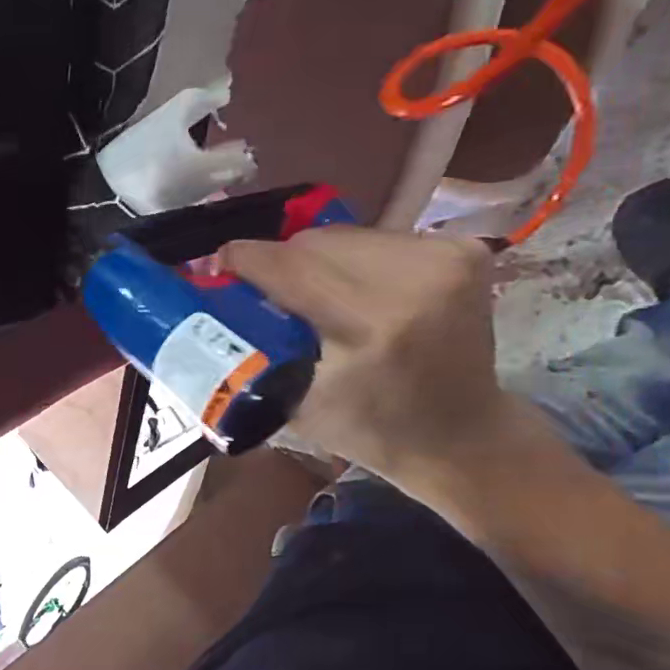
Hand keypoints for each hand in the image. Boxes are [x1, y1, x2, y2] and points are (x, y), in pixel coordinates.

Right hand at [219, 228, 522, 479]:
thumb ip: (249, 354)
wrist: (464, 435)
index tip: (218, 263)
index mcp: (374, 326)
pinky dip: (357, 258)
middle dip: (282, 261)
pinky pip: (379, 238)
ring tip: (316, 291)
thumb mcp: (296, 405)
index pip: (291, 267)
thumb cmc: (373, 432)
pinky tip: (360, 288)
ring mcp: (446, 259)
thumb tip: (205, 306)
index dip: (245, 259)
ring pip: (344, 234)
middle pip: (315, 243)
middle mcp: (416, 280)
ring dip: (319, 258)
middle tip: (267, 289)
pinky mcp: (465, 250)